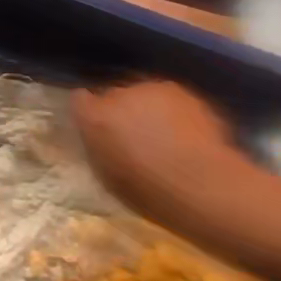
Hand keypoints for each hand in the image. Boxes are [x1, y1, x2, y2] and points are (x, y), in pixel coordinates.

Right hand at [72, 81, 249, 223]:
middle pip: (114, 96)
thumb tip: (103, 139)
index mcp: (97, 119)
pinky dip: (172, 111)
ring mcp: (153, 88)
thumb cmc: (149, 192)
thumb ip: (101, 149)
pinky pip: (168, 98)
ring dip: (148, 110)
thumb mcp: (110, 178)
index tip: (98, 129)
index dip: (89, 113)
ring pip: (143, 94)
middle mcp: (121, 94)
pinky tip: (185, 134)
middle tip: (134, 139)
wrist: (200, 182)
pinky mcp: (181, 90)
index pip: (80, 100)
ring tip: (164, 137)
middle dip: (121, 113)